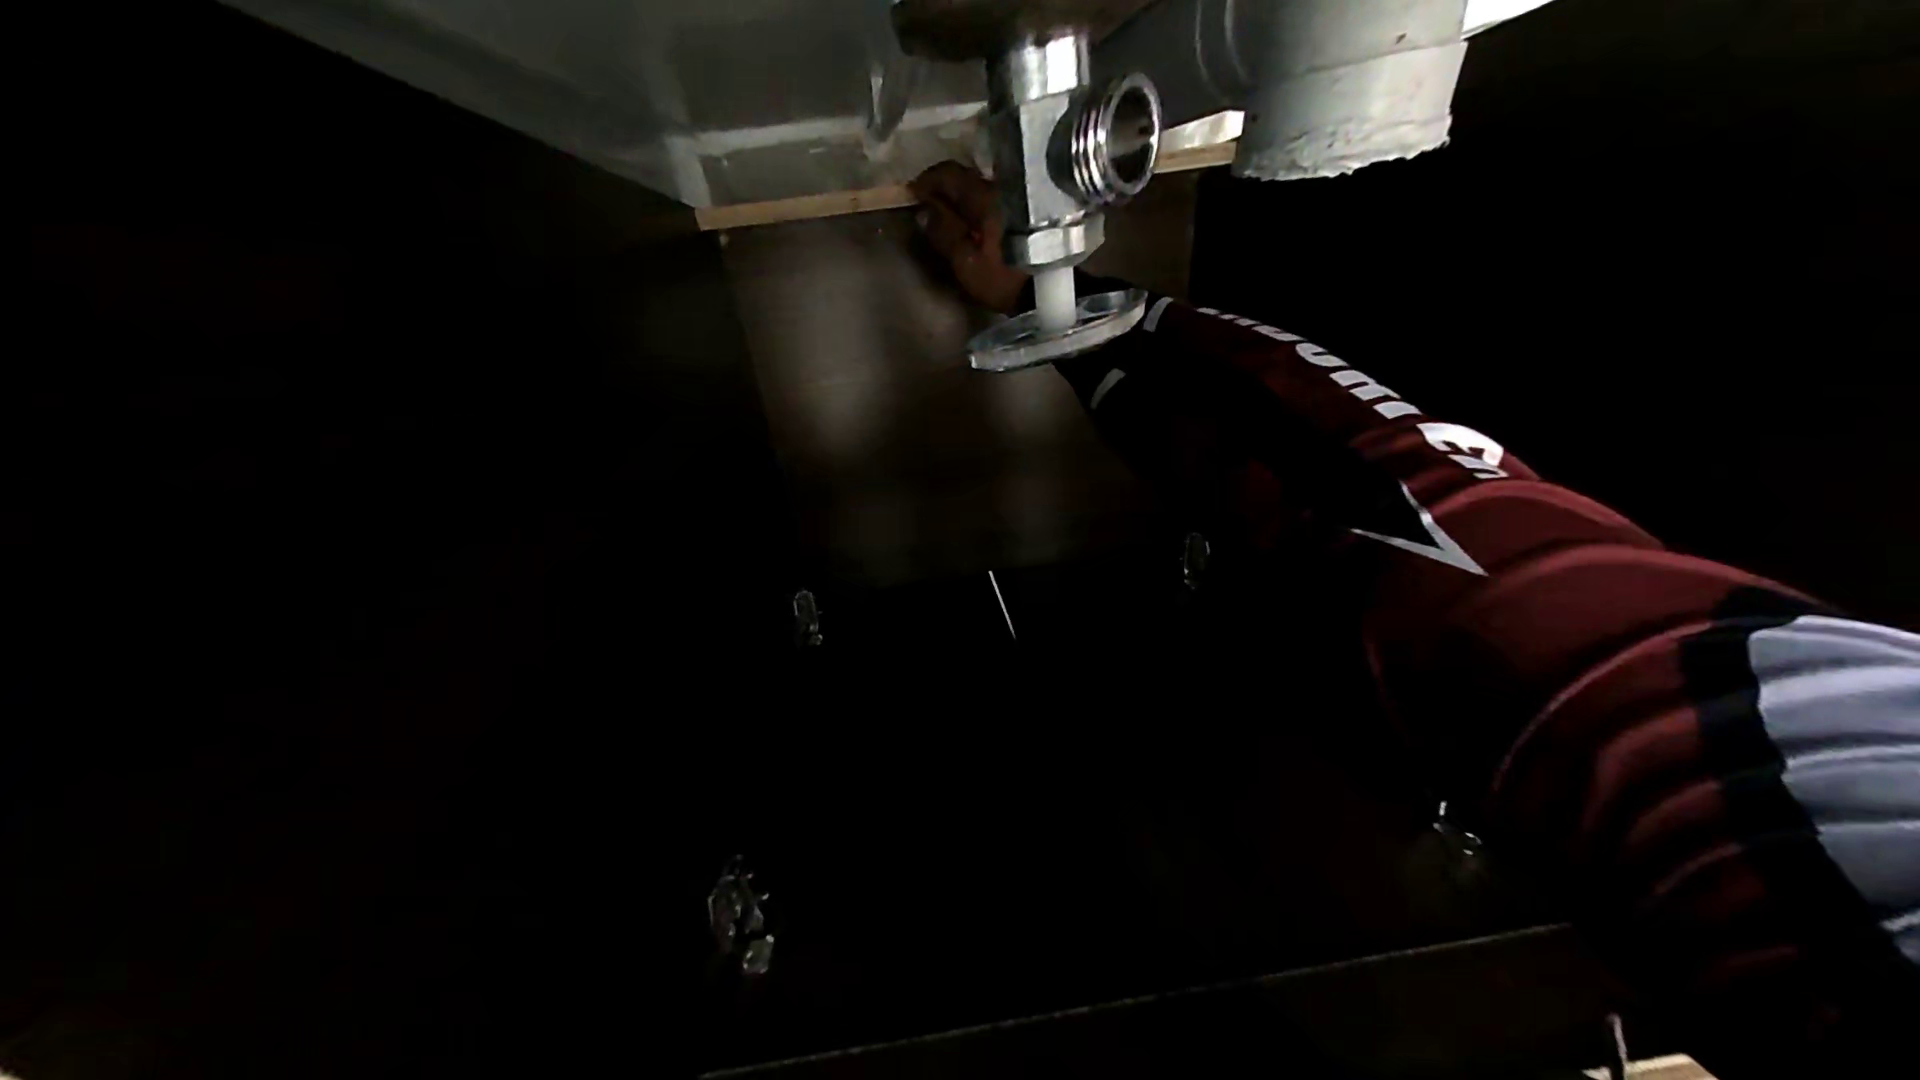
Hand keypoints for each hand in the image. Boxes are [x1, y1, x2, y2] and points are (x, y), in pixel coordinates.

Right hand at [910, 161, 1028, 314]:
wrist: (1048, 294)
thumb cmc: (1004, 279)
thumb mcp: (967, 262)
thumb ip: (944, 232)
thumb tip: (923, 210)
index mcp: (986, 197)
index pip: (950, 174)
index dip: (927, 180)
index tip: (912, 193)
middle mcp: (1004, 189)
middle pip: (967, 178)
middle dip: (944, 189)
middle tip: (928, 205)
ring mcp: (1019, 198)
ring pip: (982, 189)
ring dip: (962, 198)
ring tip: (948, 214)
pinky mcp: (1028, 213)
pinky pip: (995, 200)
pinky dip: (978, 206)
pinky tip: (972, 221)